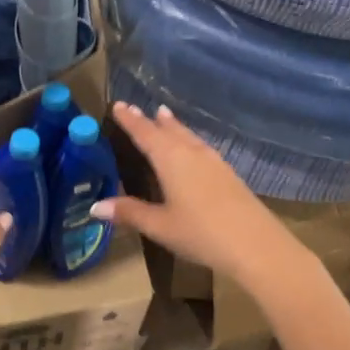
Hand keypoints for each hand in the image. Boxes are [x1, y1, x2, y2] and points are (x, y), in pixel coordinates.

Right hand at [89, 102, 304, 285]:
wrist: (254, 244)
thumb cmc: (201, 233)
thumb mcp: (160, 226)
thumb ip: (130, 212)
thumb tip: (95, 206)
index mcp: (171, 159)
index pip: (146, 133)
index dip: (131, 121)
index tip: (118, 106)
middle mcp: (192, 153)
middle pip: (168, 130)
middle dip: (151, 120)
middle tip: (137, 108)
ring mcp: (214, 162)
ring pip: (188, 137)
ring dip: (174, 127)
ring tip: (165, 117)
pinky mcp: (228, 174)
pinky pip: (201, 147)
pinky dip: (189, 140)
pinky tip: (193, 149)